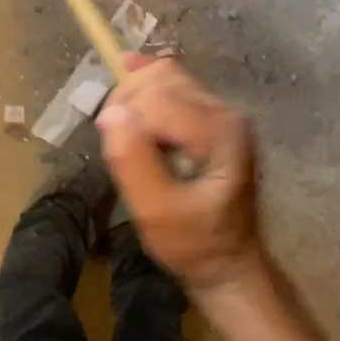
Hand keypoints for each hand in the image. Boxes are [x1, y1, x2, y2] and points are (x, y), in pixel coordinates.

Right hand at [98, 55, 264, 293]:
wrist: (229, 264)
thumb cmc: (195, 245)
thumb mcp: (157, 215)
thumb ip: (134, 162)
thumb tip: (110, 114)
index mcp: (219, 133)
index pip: (157, 98)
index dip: (125, 115)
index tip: (112, 147)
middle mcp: (224, 112)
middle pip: (161, 79)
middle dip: (128, 101)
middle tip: (115, 142)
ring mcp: (221, 111)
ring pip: (165, 76)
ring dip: (135, 95)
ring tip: (124, 133)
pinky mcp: (210, 115)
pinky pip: (173, 82)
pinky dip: (146, 84)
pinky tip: (127, 79)